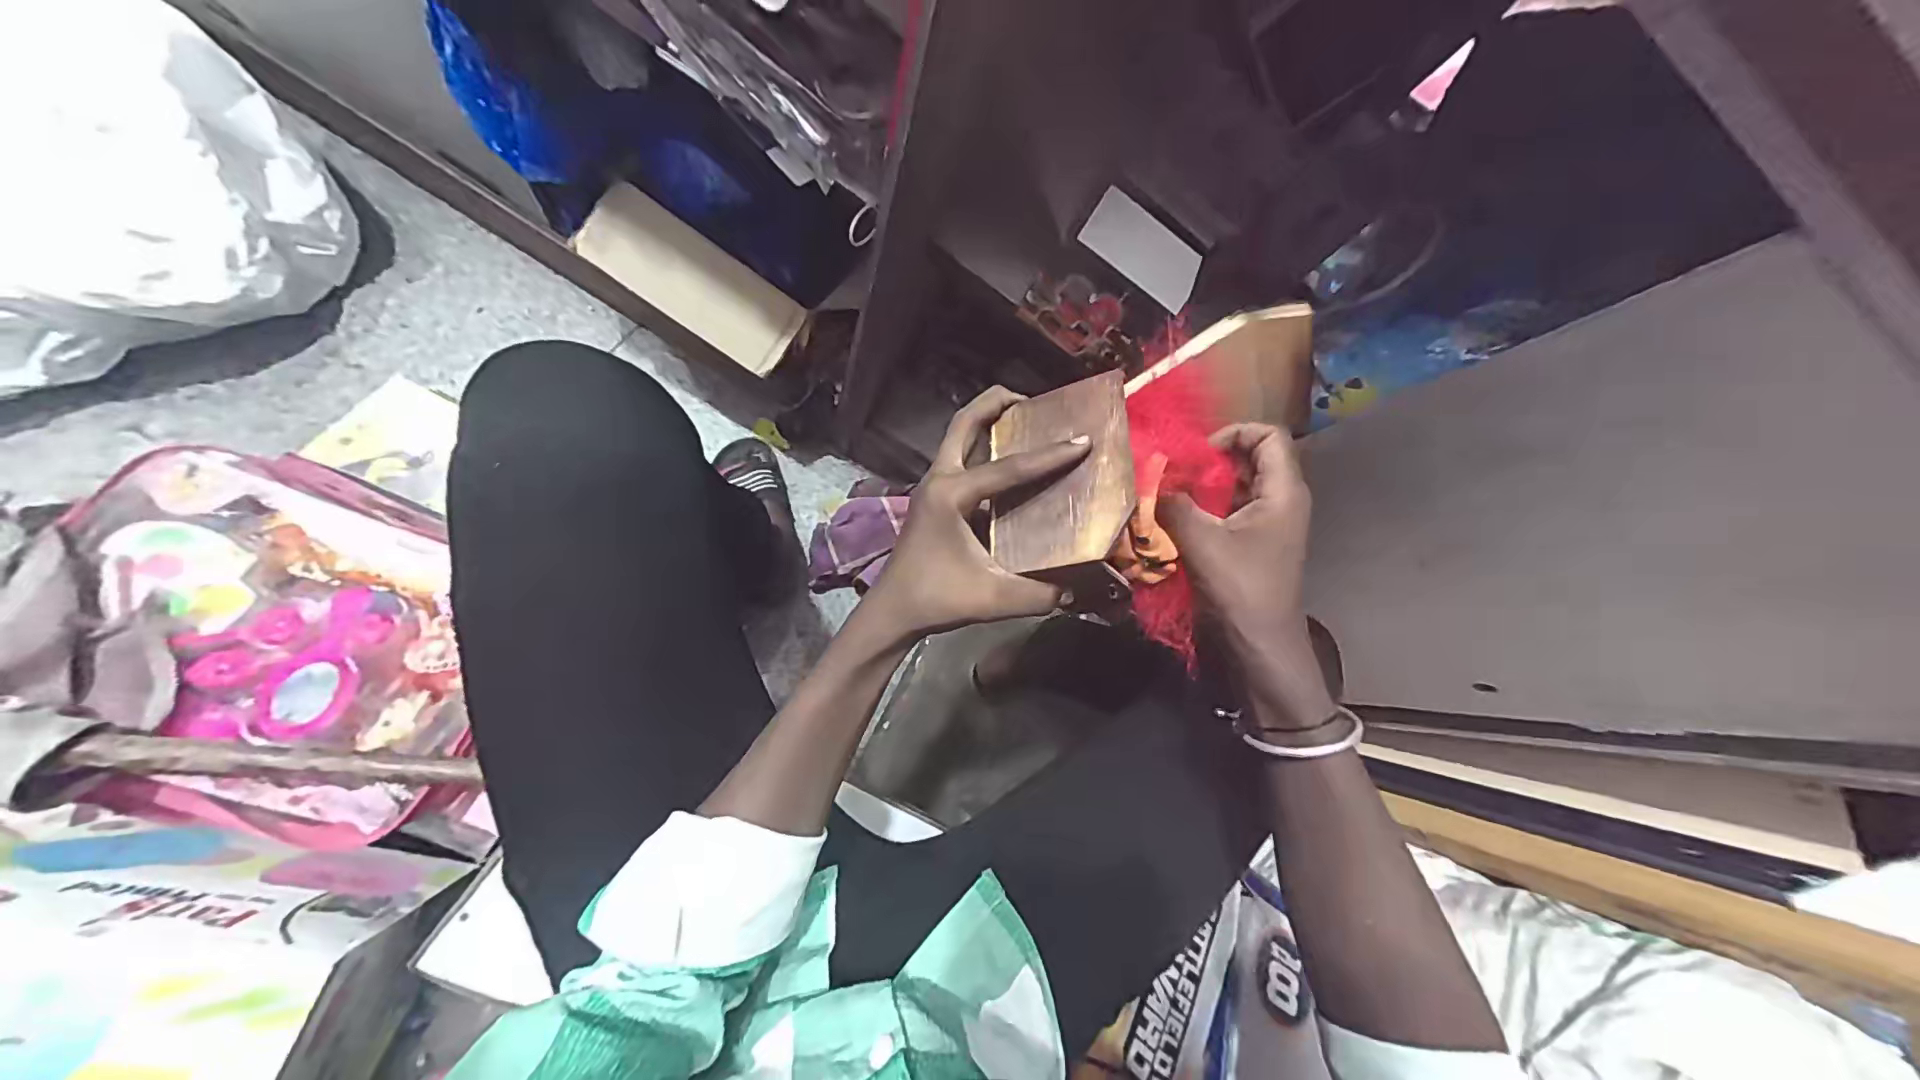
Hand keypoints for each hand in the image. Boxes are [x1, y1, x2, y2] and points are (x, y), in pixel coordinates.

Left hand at [862, 387, 1090, 640]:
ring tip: (1026, 422)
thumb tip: (1075, 590)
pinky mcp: (935, 500)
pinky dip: (984, 450)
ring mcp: (933, 488)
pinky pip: (961, 460)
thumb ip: (1037, 594)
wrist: (893, 611)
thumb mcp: (992, 599)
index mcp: (950, 495)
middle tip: (1034, 401)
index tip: (1084, 439)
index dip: (1049, 456)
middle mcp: (939, 480)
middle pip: (964, 423)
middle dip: (997, 403)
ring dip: (988, 423)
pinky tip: (1011, 465)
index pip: (1008, 468)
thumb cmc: (936, 599)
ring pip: (959, 438)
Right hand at [1159, 423, 1335, 729]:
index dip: (1233, 433)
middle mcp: (1280, 501)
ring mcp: (1266, 524)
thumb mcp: (1202, 542)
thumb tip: (1150, 481)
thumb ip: (1174, 505)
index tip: (1198, 454)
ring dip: (1202, 487)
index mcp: (1284, 492)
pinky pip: (1227, 511)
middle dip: (1210, 460)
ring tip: (1170, 495)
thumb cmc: (1242, 589)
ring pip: (1235, 486)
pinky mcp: (1250, 544)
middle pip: (1250, 458)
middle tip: (1175, 473)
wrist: (1260, 645)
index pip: (1268, 436)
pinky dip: (1203, 508)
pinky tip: (1176, 520)